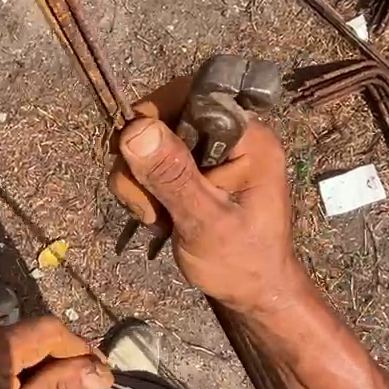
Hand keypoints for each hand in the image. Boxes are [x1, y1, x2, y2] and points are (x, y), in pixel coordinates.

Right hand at [108, 76, 304, 316]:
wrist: (253, 294)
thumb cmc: (242, 263)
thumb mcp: (205, 221)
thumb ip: (172, 175)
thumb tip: (135, 130)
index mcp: (247, 137)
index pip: (192, 95)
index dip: (156, 116)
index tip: (136, 155)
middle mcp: (227, 136)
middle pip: (162, 117)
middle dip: (141, 159)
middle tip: (148, 204)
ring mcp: (206, 154)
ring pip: (147, 142)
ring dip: (138, 181)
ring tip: (156, 219)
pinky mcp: (190, 171)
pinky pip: (148, 163)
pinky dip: (141, 189)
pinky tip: (156, 217)